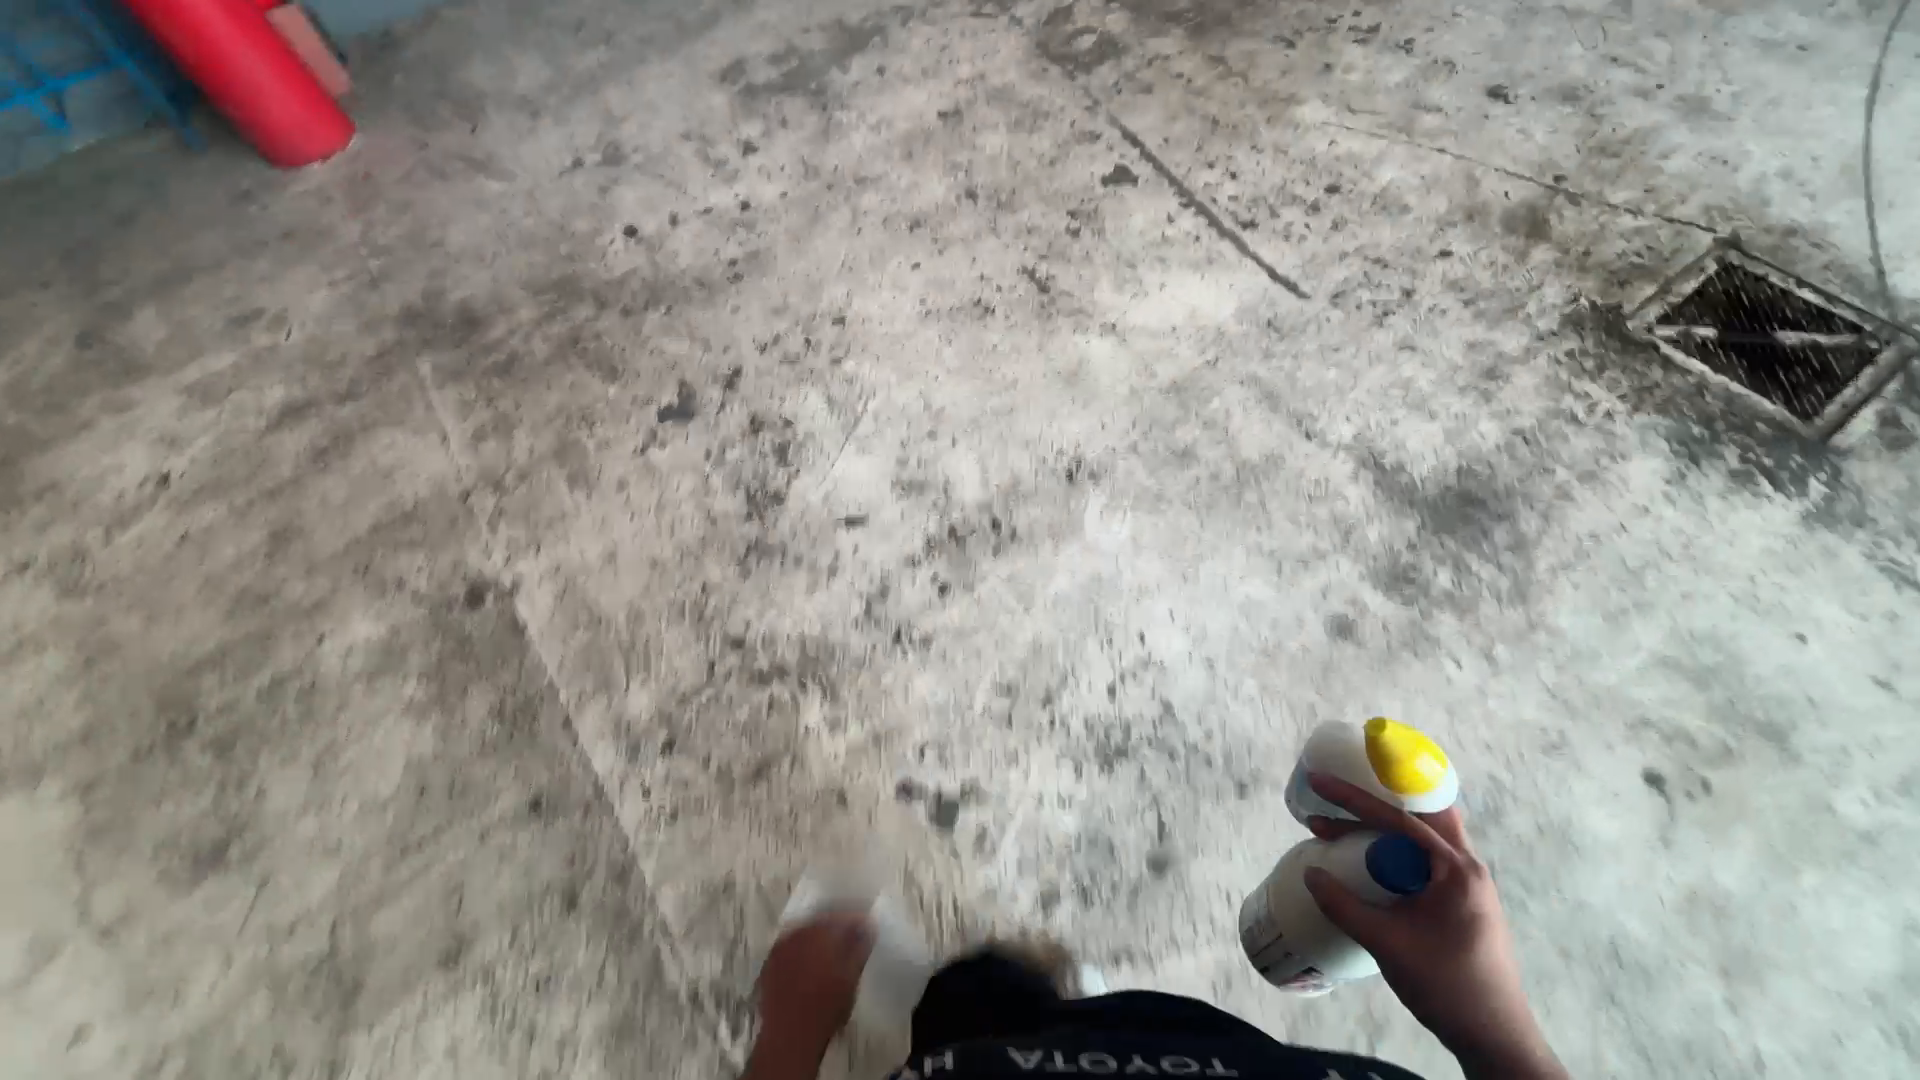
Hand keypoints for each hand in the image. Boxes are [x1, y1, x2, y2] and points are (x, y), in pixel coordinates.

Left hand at [753, 911, 874, 1061]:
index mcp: (820, 931)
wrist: (789, 1036)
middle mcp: (797, 933)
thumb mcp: (851, 977)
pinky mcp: (768, 964)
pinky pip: (789, 947)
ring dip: (817, 936)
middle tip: (849, 935)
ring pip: (804, 932)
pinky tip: (807, 963)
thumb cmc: (826, 1007)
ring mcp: (779, 948)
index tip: (866, 923)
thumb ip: (860, 947)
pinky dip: (800, 950)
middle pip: (821, 919)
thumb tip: (868, 925)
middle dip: (836, 924)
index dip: (856, 917)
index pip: (842, 914)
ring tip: (830, 950)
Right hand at [1302, 774, 1566, 1079]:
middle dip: (1375, 801)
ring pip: (1420, 837)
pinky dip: (1390, 851)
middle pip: (1419, 814)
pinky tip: (1364, 864)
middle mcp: (1467, 867)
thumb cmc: (1447, 986)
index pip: (1400, 818)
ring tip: (1336, 832)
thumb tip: (1310, 872)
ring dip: (1379, 828)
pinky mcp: (1459, 902)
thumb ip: (1344, 905)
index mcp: (1457, 869)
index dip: (1355, 798)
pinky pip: (1420, 859)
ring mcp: (1466, 885)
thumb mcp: (1386, 943)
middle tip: (1334, 798)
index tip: (1319, 783)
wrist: (1495, 1039)